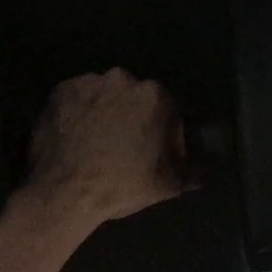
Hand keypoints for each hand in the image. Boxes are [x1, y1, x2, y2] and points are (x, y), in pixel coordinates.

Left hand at [24, 68, 188, 230]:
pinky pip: (79, 98)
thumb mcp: (169, 184)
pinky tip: (78, 136)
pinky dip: (81, 112)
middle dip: (136, 117)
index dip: (168, 128)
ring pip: (107, 95)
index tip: (158, 147)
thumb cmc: (122, 186)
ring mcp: (88, 82)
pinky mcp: (60, 90)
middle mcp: (123, 78)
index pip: (171, 107)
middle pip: (137, 97)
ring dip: (108, 112)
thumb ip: (196, 170)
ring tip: (99, 142)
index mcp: (156, 96)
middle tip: (127, 146)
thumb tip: (211, 166)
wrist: (65, 192)